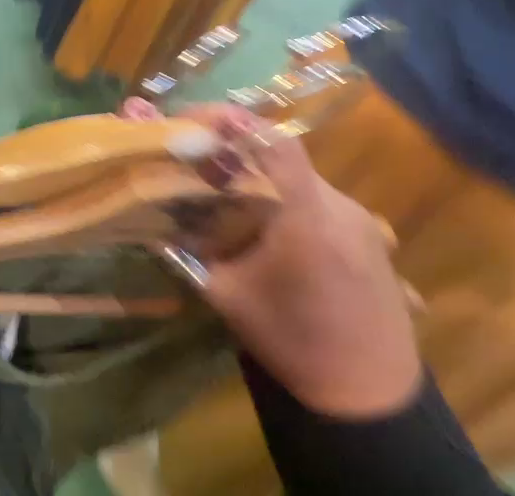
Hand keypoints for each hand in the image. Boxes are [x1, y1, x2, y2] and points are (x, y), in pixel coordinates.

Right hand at [120, 99, 422, 418]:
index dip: (226, 118)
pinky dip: (282, 199)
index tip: (185, 122)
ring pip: (296, 178)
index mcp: (305, 215)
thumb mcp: (222, 290)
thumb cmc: (290, 341)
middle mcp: (340, 206)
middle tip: (191, 162)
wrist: (370, 396)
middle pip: (279, 155)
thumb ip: (186, 241)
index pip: (270, 138)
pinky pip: (316, 201)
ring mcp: (363, 221)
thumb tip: (143, 200)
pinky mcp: (371, 238)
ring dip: (257, 177)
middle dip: (230, 151)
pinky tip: (260, 229)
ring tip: (221, 199)